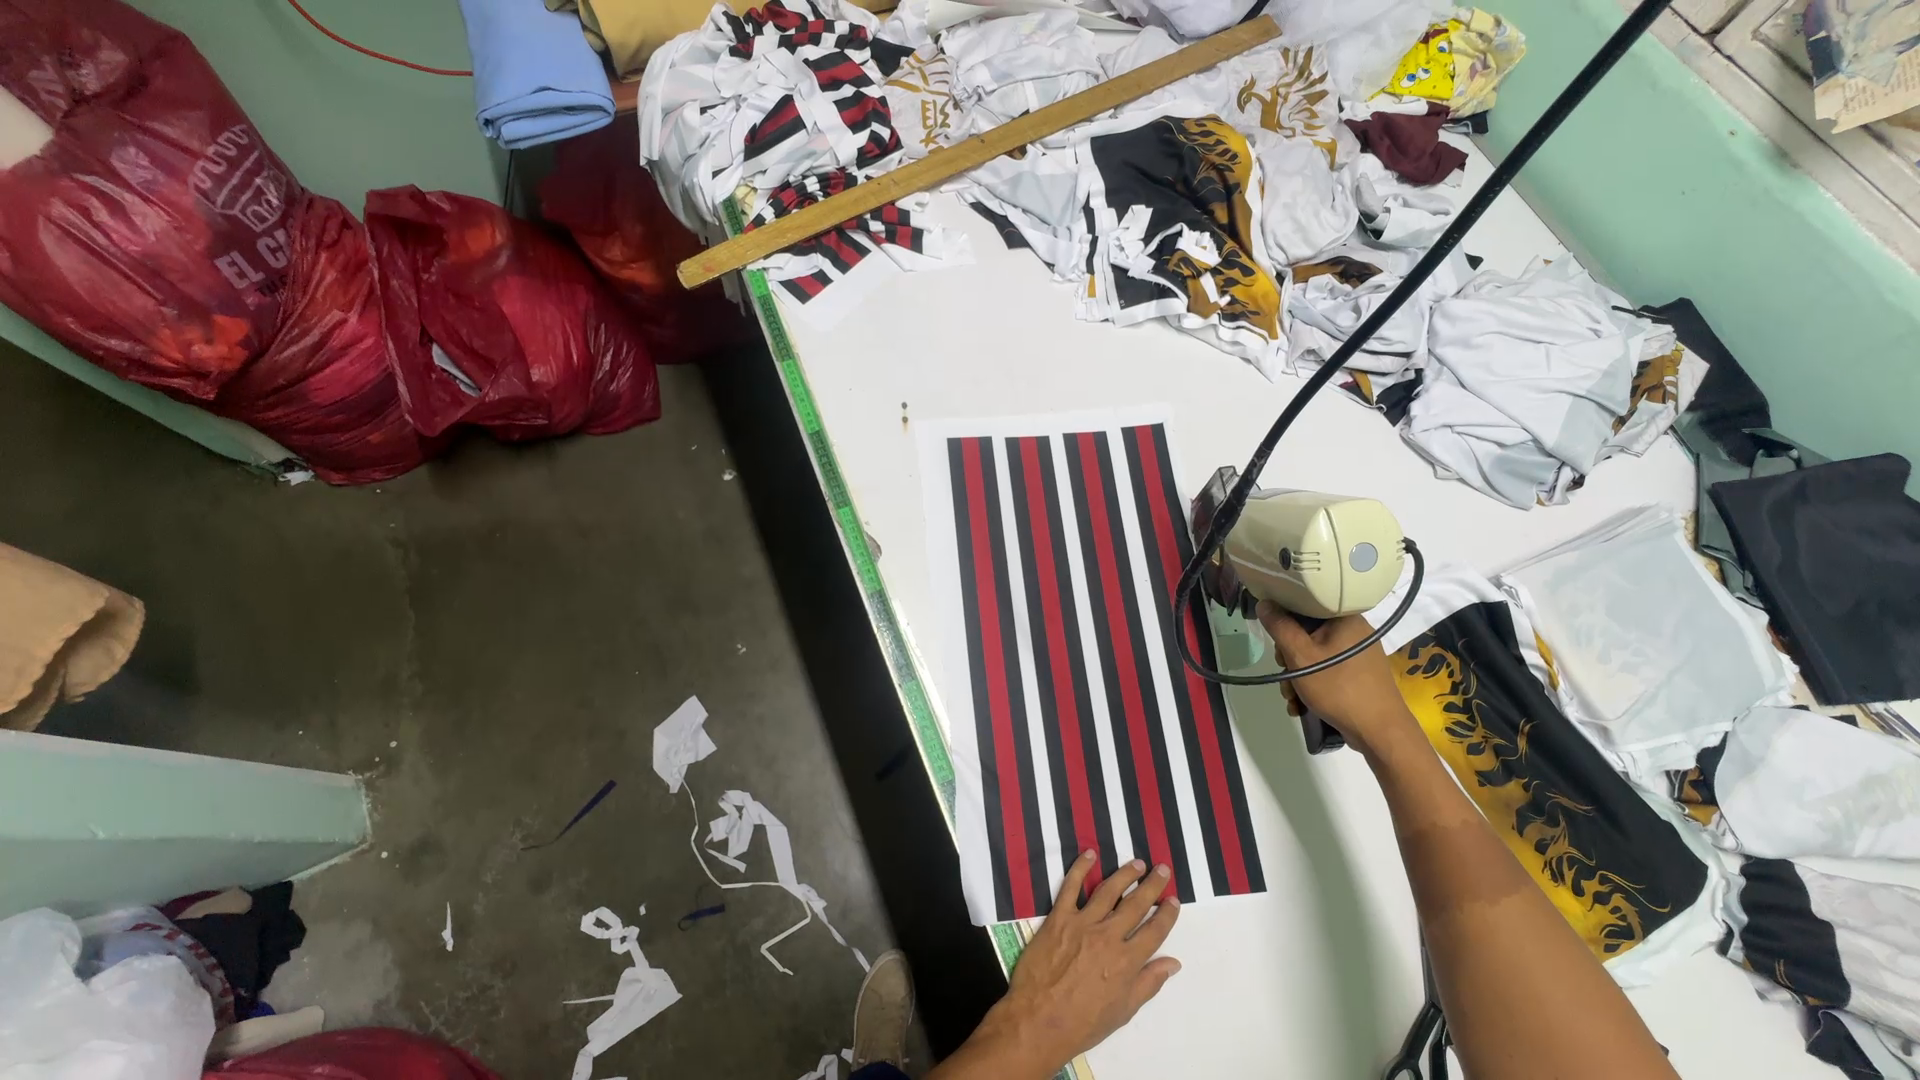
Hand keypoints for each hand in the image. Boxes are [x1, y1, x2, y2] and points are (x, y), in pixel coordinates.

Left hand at [962, 853, 1181, 1077]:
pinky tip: (1090, 855)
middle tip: (1162, 869)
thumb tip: (1173, 962)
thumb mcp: (1124, 1011)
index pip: (1154, 930)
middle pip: (1135, 905)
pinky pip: (1070, 887)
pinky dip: (1080, 869)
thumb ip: (1148, 983)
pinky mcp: (1058, 918)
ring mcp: (1082, 924)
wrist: (1039, 1020)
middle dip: (1151, 885)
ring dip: (1124, 874)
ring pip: (1108, 891)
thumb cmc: (1083, 1022)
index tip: (1173, 900)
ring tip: (1136, 863)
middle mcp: (1108, 936)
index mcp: (1127, 961)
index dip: (1166, 914)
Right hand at [1256, 603, 1421, 758]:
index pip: (1306, 607)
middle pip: (1307, 635)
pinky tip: (1301, 705)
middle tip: (1286, 676)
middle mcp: (1354, 632)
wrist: (1379, 731)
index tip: (1275, 643)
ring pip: (1315, 658)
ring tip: (1292, 699)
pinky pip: (1327, 672)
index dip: (1284, 622)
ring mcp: (1358, 655)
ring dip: (1297, 678)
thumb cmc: (1339, 688)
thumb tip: (1264, 603)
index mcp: (1345, 619)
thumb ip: (1279, 627)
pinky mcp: (1359, 675)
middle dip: (1289, 660)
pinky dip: (1312, 686)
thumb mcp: (1301, 656)